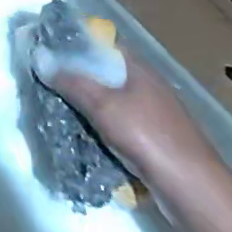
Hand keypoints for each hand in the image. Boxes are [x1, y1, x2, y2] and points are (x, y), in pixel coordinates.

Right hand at [34, 32, 212, 177]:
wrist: (192, 187)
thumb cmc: (148, 136)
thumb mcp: (104, 106)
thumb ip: (72, 82)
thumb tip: (40, 57)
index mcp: (138, 66)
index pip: (102, 44)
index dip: (75, 45)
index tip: (47, 51)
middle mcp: (145, 83)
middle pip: (104, 73)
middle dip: (76, 78)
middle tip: (45, 84)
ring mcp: (151, 113)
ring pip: (111, 102)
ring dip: (87, 107)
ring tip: (57, 111)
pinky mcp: (153, 140)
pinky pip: (118, 125)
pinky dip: (100, 129)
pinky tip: (83, 138)